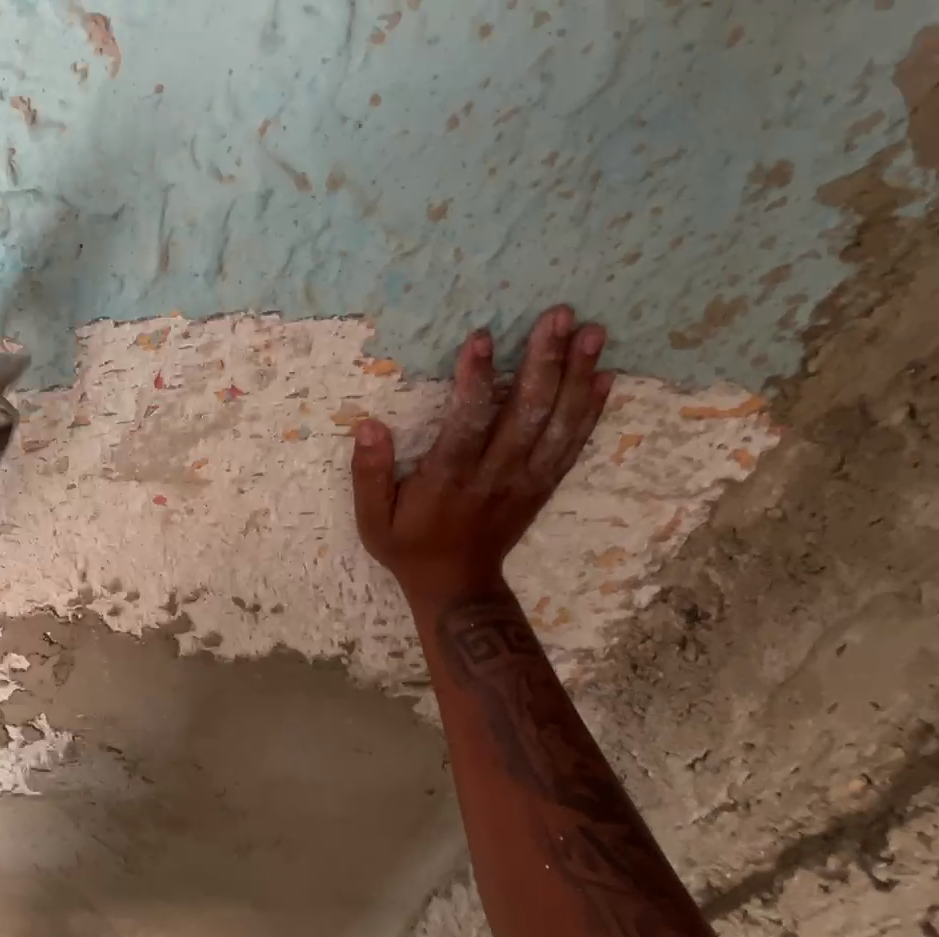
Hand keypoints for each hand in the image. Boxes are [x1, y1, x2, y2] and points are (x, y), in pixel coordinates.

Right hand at [351, 304, 612, 603]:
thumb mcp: (372, 520)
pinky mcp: (544, 484)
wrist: (457, 586)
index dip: (475, 379)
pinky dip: (591, 409)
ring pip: (559, 422)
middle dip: (543, 361)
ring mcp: (527, 479)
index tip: (482, 337)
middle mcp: (496, 475)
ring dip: (578, 375)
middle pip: (526, 412)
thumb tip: (368, 426)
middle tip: (558, 315)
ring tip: (592, 332)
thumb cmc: (409, 547)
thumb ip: (369, 474)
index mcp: (450, 480)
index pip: (467, 422)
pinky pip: (573, 443)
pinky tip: (604, 376)